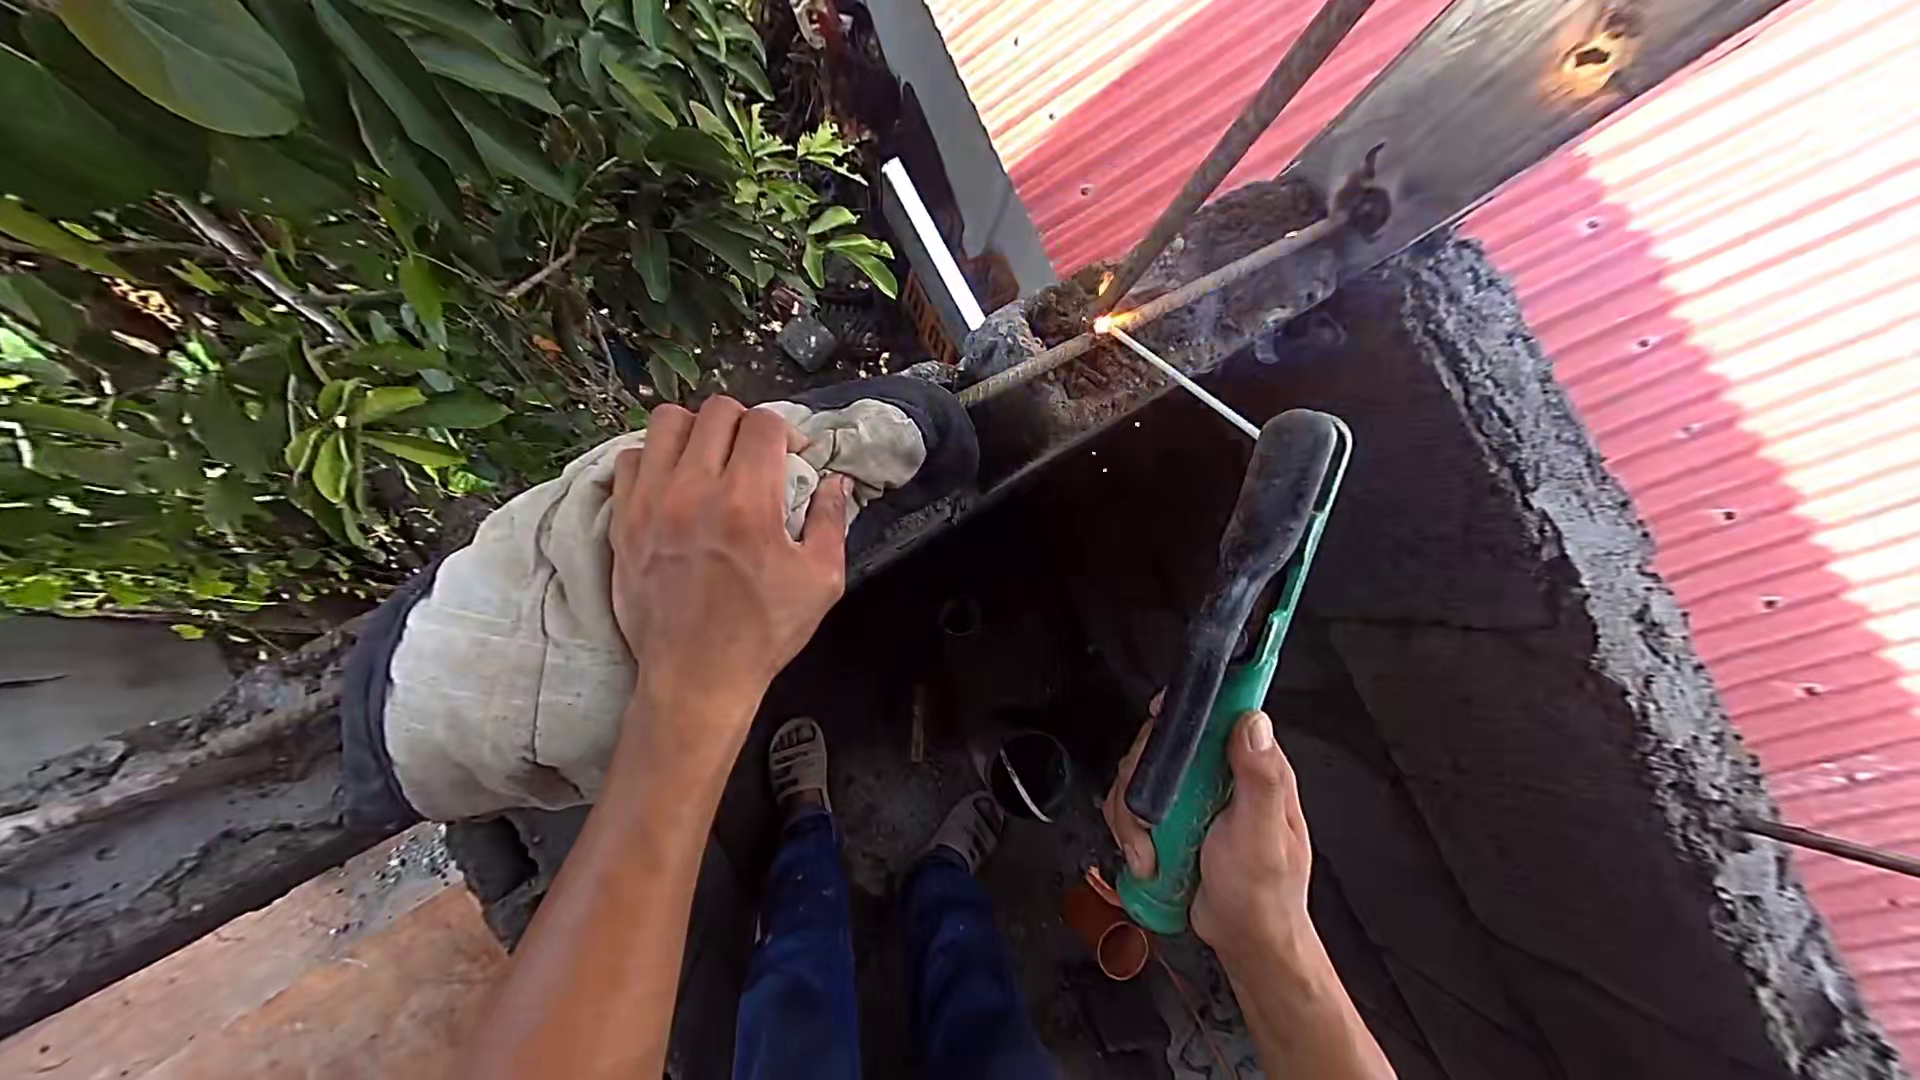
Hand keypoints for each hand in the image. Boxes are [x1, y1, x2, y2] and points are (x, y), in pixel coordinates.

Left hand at [609, 397, 850, 755]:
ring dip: (698, 430)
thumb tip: (837, 482)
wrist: (697, 676)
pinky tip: (676, 482)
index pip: (764, 424)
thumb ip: (833, 521)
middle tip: (757, 454)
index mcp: (748, 503)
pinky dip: (657, 457)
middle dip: (747, 424)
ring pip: (667, 422)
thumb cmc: (765, 631)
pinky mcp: (622, 520)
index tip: (793, 456)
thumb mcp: (822, 580)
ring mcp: (650, 502)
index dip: (788, 430)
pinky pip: (631, 458)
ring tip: (713, 459)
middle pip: (717, 412)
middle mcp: (694, 490)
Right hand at [1103, 702, 1313, 954]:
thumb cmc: (1264, 895)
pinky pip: (1128, 800)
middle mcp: (1218, 770)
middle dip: (1144, 782)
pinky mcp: (1167, 812)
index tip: (1159, 721)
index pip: (1215, 713)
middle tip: (1153, 820)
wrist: (1242, 939)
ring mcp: (1189, 791)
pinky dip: (1127, 829)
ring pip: (1137, 772)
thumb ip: (1260, 778)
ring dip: (1132, 815)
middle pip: (1161, 741)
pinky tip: (1147, 854)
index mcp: (1252, 765)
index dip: (1184, 710)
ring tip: (1151, 851)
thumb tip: (1254, 722)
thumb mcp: (1264, 836)